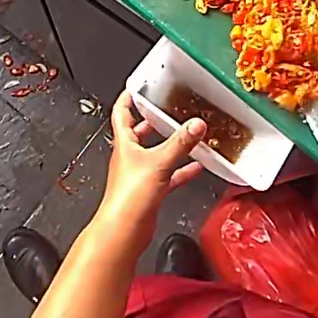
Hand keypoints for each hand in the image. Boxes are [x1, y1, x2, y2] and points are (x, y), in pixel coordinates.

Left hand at [98, 91, 205, 231]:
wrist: (124, 230)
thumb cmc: (128, 197)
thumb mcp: (159, 162)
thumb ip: (180, 142)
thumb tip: (195, 124)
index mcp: (124, 144)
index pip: (122, 113)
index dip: (128, 98)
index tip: (138, 87)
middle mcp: (129, 157)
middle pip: (139, 132)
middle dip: (153, 120)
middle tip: (167, 109)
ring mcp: (140, 173)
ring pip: (156, 153)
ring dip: (170, 144)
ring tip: (187, 135)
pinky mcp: (150, 190)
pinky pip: (168, 175)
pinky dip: (181, 170)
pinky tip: (195, 167)